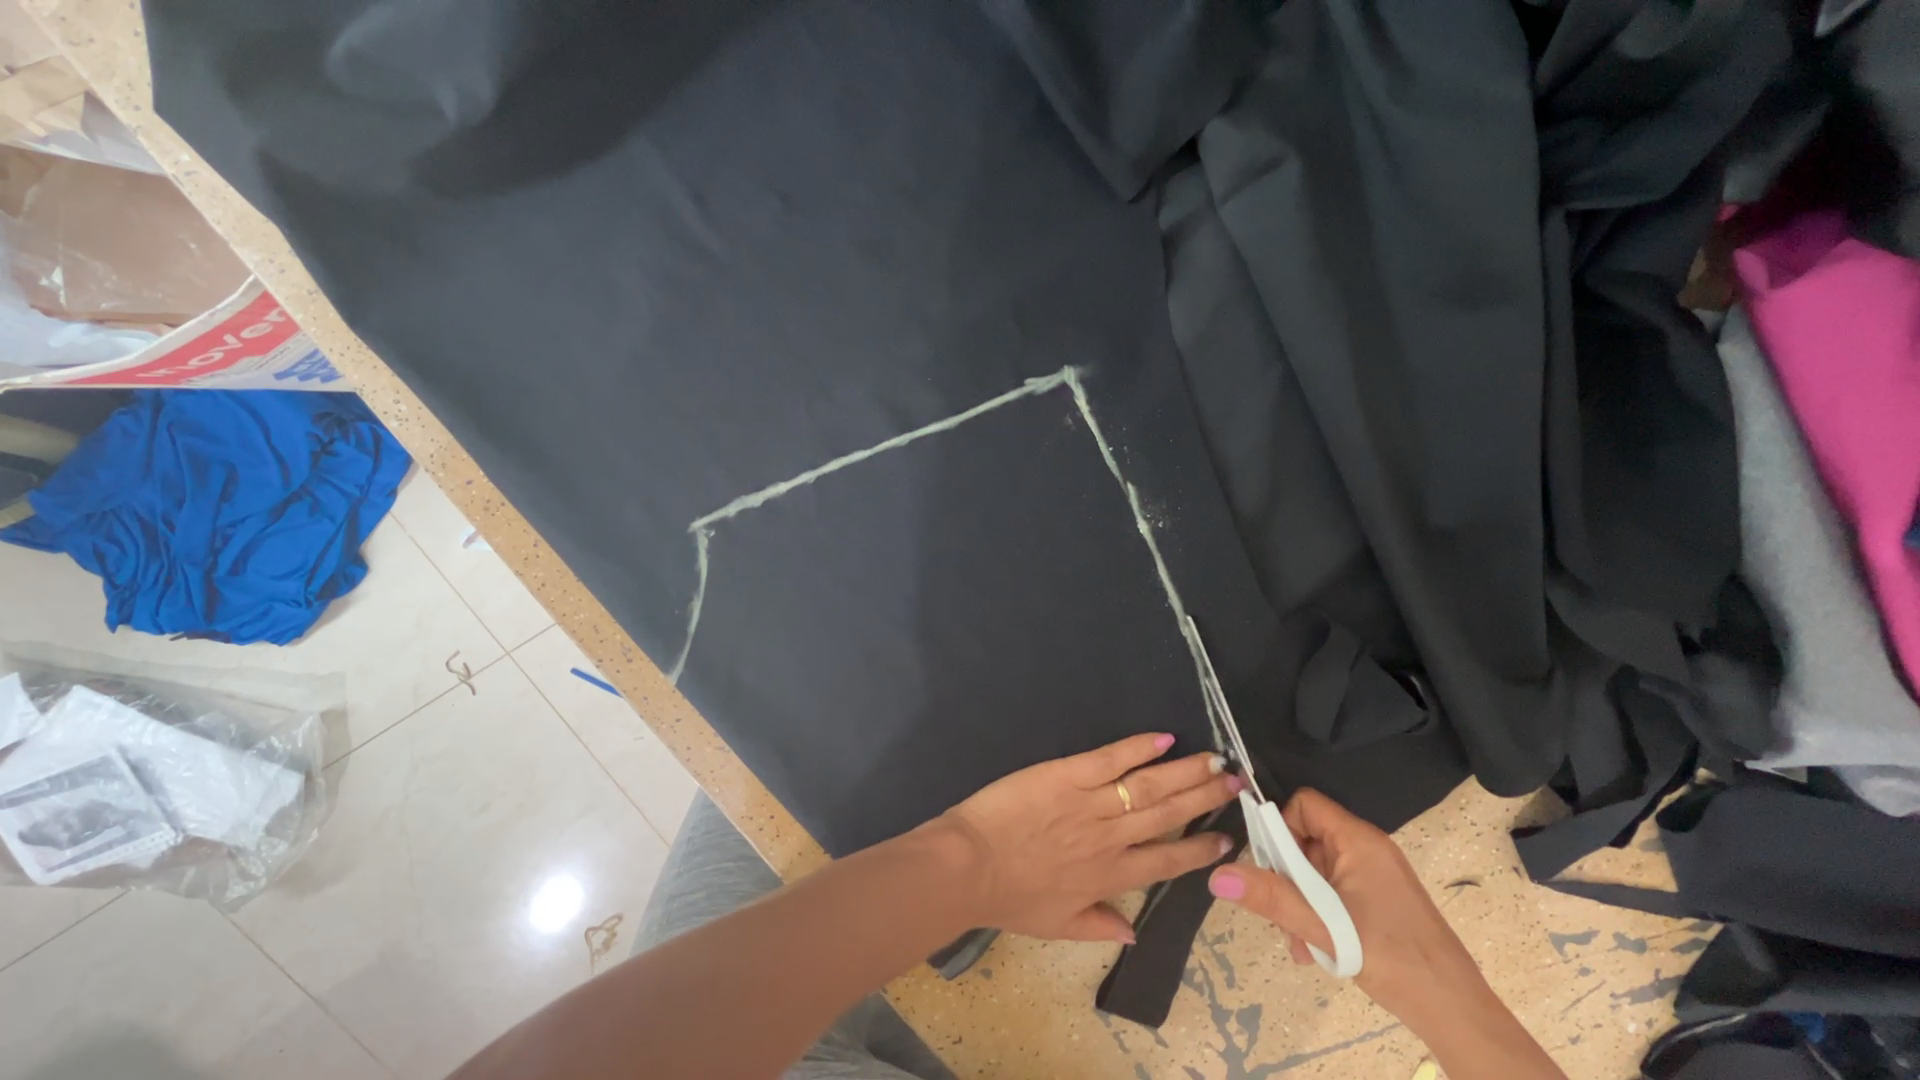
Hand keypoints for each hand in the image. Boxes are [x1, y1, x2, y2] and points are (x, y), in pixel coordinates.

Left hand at [923, 732, 1241, 943]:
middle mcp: (1112, 839)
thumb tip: (1134, 932)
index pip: (1167, 862)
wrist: (970, 867)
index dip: (1200, 849)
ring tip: (1216, 761)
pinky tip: (1164, 738)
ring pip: (1149, 786)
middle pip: (1168, 815)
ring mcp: (1092, 804)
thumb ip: (1099, 926)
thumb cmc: (1009, 898)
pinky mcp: (1068, 775)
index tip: (1227, 837)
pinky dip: (1138, 747)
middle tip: (1237, 782)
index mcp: (1111, 876)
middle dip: (1206, 799)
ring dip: (1185, 773)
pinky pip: (1111, 759)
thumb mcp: (1056, 926)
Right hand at [1206, 789, 1489, 1027]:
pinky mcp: (1379, 900)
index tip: (1269, 867)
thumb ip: (1269, 897)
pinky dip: (1319, 915)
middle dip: (1284, 876)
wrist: (1453, 1008)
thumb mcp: (1322, 926)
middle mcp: (1367, 849)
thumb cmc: (1391, 956)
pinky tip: (1317, 951)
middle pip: (1305, 840)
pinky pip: (1334, 892)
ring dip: (1298, 903)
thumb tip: (1217, 875)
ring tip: (1300, 944)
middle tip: (1281, 916)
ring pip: (1316, 871)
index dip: (1279, 827)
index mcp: (1358, 841)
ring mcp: (1375, 875)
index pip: (1304, 804)